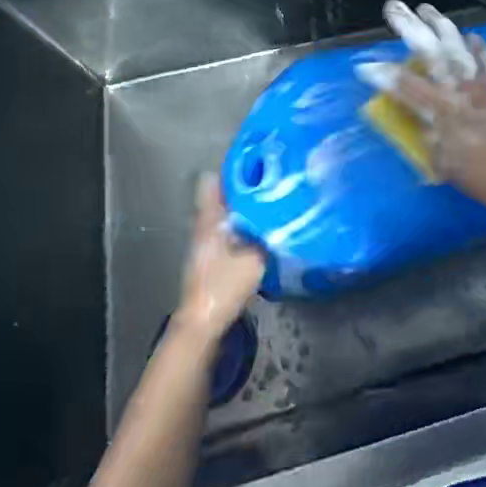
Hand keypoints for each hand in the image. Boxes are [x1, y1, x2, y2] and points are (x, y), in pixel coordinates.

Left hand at [173, 174, 265, 342]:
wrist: (201, 324)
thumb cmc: (223, 286)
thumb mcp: (254, 259)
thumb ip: (268, 237)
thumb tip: (284, 220)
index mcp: (210, 221)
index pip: (213, 183)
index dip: (233, 170)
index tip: (256, 162)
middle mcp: (204, 228)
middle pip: (220, 199)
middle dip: (244, 189)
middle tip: (272, 183)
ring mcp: (205, 245)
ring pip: (225, 217)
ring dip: (244, 211)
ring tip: (271, 206)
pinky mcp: (210, 261)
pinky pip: (228, 234)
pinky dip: (243, 229)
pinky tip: (261, 235)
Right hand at [355, 1, 485, 208]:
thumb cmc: (477, 177)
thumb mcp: (440, 162)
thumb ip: (423, 133)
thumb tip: (408, 113)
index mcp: (443, 111)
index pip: (406, 86)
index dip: (383, 75)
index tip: (363, 66)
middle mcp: (461, 91)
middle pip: (432, 53)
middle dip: (411, 29)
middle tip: (394, 9)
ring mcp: (482, 87)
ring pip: (459, 48)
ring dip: (441, 26)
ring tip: (425, 8)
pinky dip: (480, 47)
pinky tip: (470, 34)